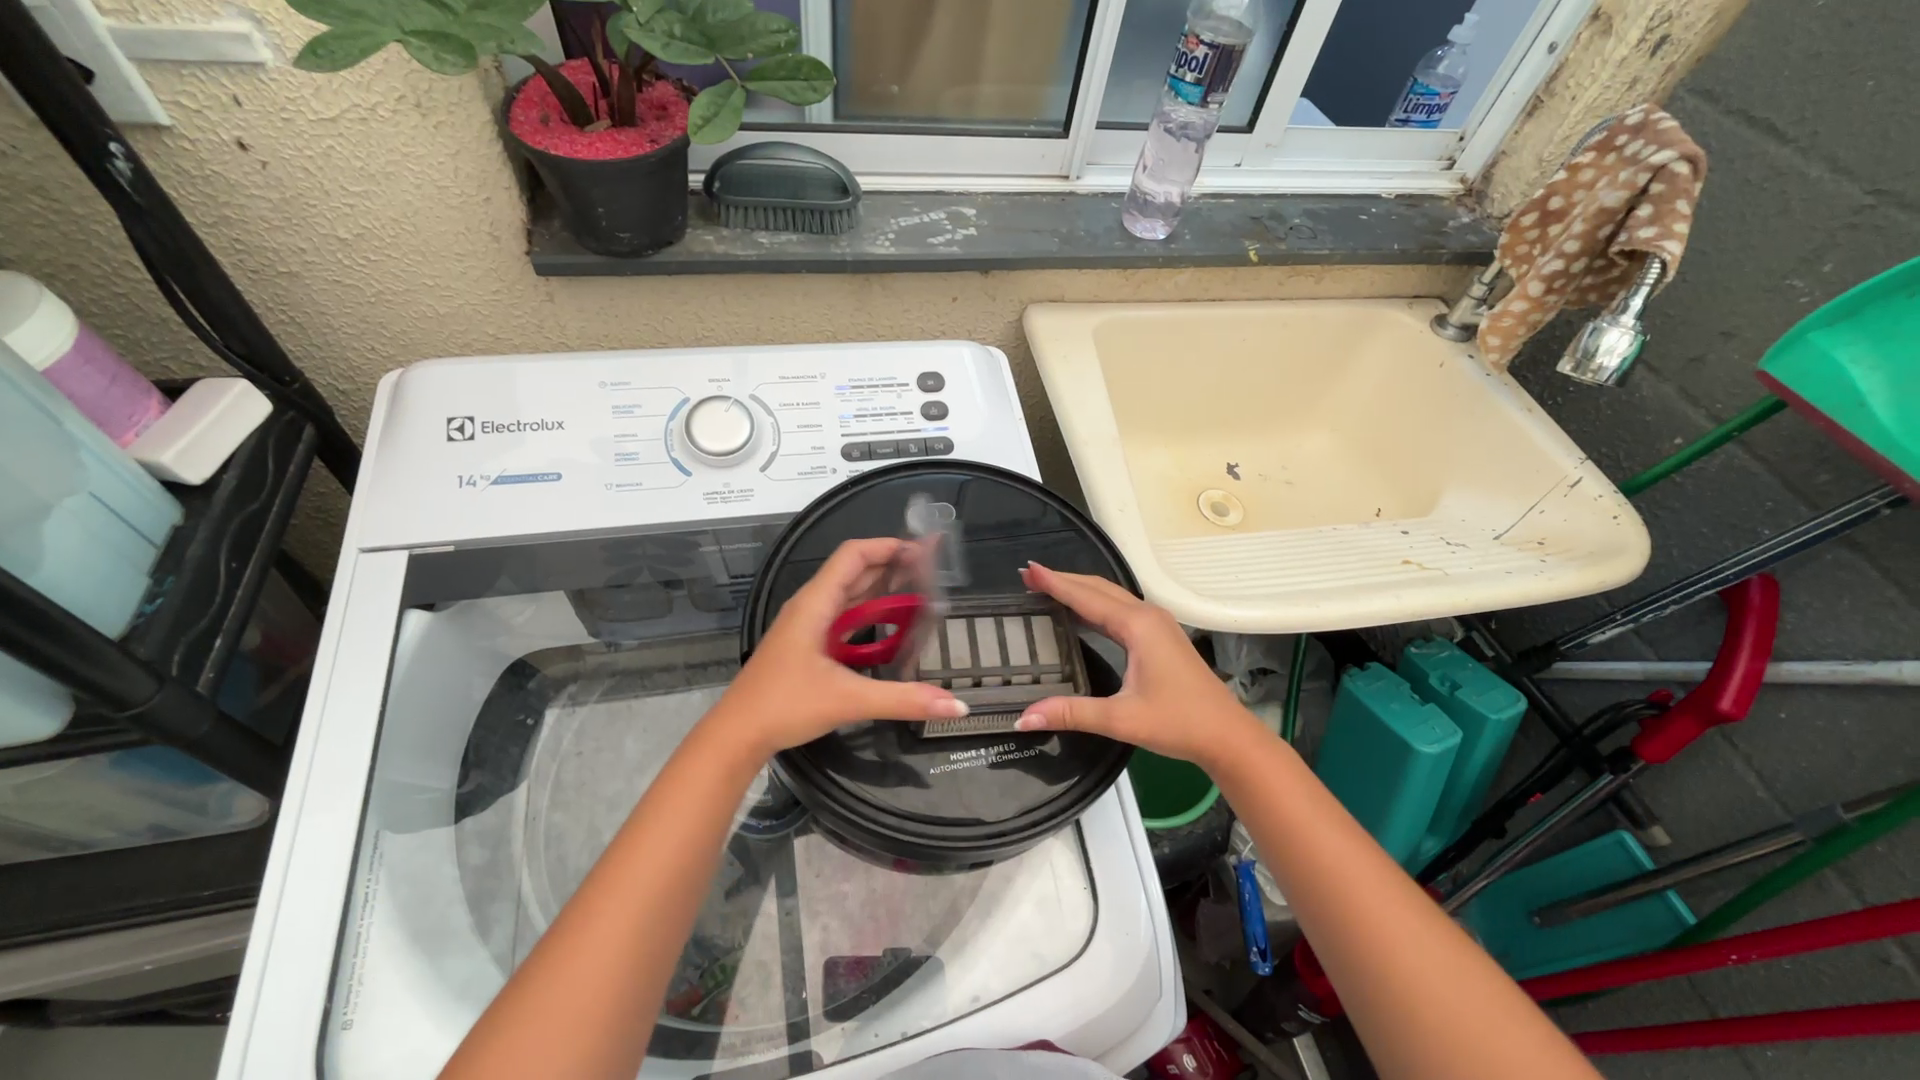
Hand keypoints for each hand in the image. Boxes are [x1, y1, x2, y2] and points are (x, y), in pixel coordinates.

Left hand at [708, 538, 966, 759]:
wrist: (737, 734)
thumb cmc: (785, 705)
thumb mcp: (849, 700)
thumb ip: (903, 700)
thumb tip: (957, 705)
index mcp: (815, 604)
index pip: (853, 555)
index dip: (888, 546)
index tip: (924, 550)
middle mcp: (810, 607)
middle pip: (854, 571)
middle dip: (892, 565)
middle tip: (933, 569)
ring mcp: (806, 627)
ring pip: (848, 596)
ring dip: (882, 589)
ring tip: (920, 591)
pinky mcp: (806, 647)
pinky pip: (843, 619)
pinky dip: (869, 616)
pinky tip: (891, 630)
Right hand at [1013, 562, 1264, 770]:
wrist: (1226, 734)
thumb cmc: (1179, 722)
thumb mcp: (1121, 719)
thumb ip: (1071, 713)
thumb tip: (1024, 718)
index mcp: (1138, 626)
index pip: (1086, 597)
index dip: (1055, 583)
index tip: (1028, 570)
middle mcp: (1147, 616)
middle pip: (1098, 588)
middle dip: (1063, 580)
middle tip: (1029, 577)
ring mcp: (1157, 625)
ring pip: (1111, 597)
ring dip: (1079, 590)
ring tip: (1048, 588)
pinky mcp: (1161, 637)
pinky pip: (1120, 610)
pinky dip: (1095, 605)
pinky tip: (1081, 613)